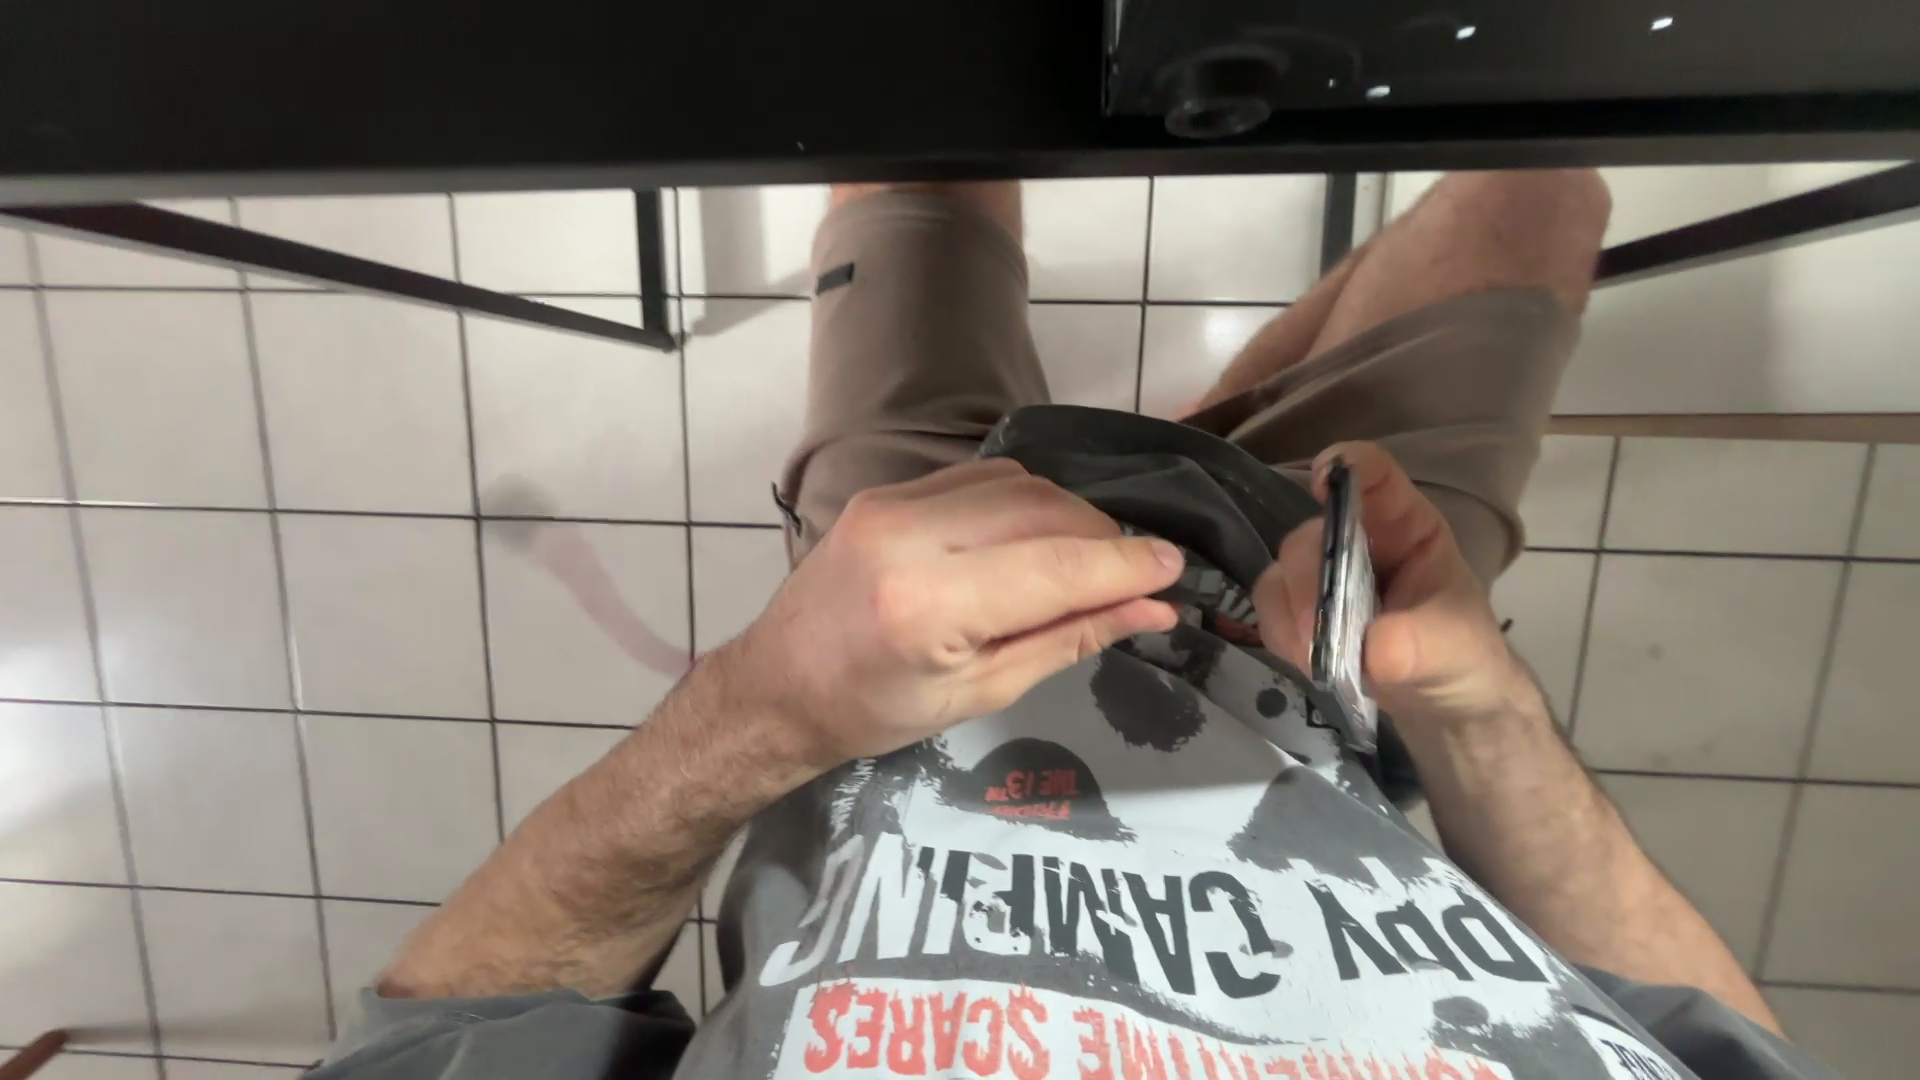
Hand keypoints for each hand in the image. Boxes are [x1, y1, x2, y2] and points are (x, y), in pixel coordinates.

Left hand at [732, 459, 1183, 763]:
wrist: (779, 684)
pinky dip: (1024, 501)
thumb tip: (1151, 608)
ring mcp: (892, 501)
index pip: (1057, 568)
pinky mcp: (887, 490)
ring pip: (1018, 482)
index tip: (1175, 568)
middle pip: (1043, 509)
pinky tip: (1033, 537)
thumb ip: (1068, 639)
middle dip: (1103, 538)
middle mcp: (909, 534)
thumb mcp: (980, 692)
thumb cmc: (875, 711)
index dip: (1127, 565)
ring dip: (1068, 516)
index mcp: (928, 604)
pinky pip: (981, 477)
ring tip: (1084, 561)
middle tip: (1132, 575)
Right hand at [1253, 442, 1533, 729]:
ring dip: (1293, 622)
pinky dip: (1283, 639)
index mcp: (1404, 528)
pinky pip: (1267, 609)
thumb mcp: (1460, 652)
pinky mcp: (1293, 605)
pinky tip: (1314, 663)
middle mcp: (1354, 540)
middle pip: (1308, 538)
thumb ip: (1426, 645)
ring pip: (1279, 576)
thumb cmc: (1462, 659)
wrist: (1441, 705)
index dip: (1343, 468)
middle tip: (1322, 639)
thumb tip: (1378, 649)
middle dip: (1309, 589)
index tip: (1322, 485)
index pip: (1372, 477)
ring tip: (1326, 661)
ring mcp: (1318, 572)